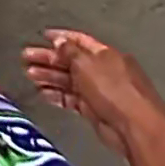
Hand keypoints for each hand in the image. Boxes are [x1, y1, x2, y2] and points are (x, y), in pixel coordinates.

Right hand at [22, 29, 164, 156]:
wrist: (137, 130)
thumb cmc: (116, 92)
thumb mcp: (86, 63)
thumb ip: (68, 51)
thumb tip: (59, 41)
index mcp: (107, 55)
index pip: (79, 40)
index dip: (60, 37)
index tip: (43, 35)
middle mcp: (105, 72)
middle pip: (71, 61)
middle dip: (48, 59)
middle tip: (27, 57)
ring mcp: (102, 92)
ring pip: (70, 80)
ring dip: (49, 77)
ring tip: (30, 75)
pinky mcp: (97, 111)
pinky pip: (73, 99)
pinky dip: (58, 95)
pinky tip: (44, 93)